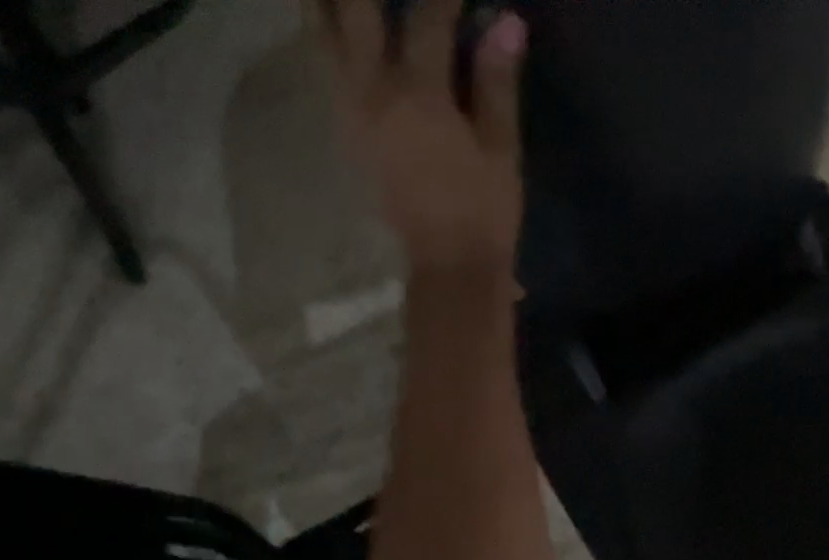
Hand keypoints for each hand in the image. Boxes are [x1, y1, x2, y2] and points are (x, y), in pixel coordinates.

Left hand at [319, 0, 525, 274]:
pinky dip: (324, 31)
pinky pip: (324, 64)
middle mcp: (373, 92)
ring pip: (322, 33)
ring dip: (329, 4)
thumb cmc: (485, 209)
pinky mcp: (345, 129)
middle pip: (353, 12)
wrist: (449, 264)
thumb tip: (507, 20)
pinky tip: (335, 21)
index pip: (425, 20)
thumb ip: (496, 82)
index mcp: (420, 96)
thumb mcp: (501, 148)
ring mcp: (351, 110)